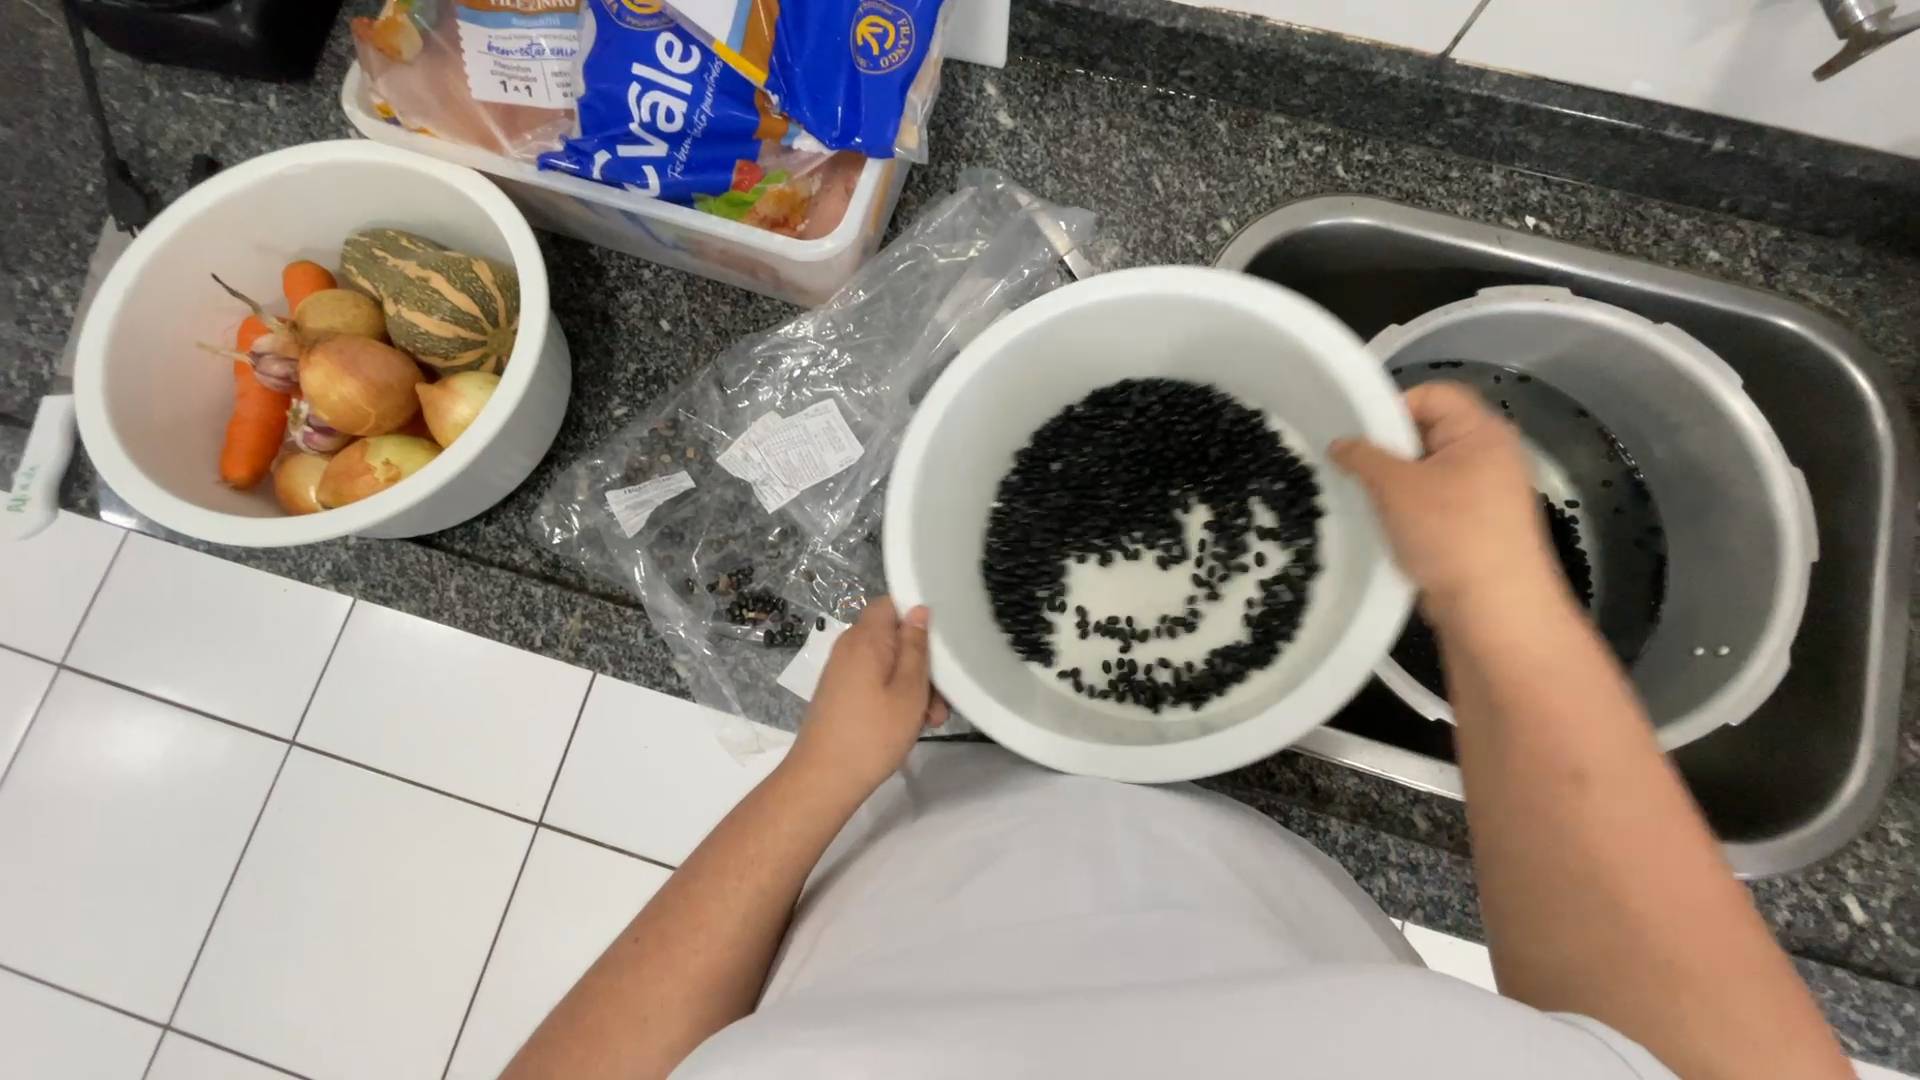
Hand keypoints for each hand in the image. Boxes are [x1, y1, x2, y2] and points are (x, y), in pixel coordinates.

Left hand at [785, 598, 947, 800]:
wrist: (823, 779)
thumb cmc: (872, 734)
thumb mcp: (908, 690)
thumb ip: (916, 647)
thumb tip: (918, 610)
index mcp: (865, 638)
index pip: (890, 603)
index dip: (916, 616)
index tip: (939, 643)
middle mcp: (850, 647)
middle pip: (893, 637)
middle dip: (922, 663)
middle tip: (939, 699)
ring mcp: (843, 671)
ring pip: (888, 663)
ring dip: (913, 686)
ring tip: (929, 720)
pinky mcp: (842, 693)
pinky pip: (875, 681)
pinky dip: (895, 697)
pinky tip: (909, 725)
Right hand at [1330, 382, 1563, 619]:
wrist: (1493, 606)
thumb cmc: (1449, 533)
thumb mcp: (1395, 487)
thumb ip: (1362, 456)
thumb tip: (1340, 443)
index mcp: (1481, 432)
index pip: (1432, 394)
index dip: (1391, 407)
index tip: (1357, 437)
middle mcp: (1488, 455)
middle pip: (1426, 431)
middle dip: (1386, 448)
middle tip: (1352, 468)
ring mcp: (1483, 492)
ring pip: (1424, 469)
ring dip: (1391, 482)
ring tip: (1363, 499)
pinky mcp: (1473, 524)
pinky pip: (1430, 500)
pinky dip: (1404, 507)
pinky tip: (1383, 525)